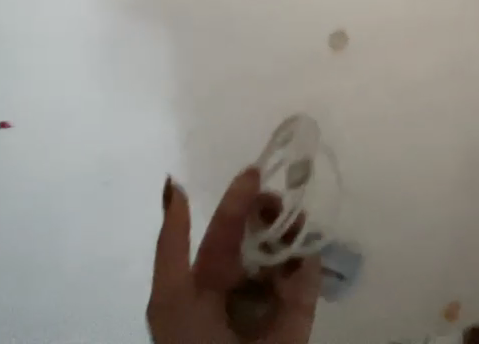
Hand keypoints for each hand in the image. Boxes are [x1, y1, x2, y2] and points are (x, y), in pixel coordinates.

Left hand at [148, 169, 321, 343]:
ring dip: (290, 224)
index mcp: (210, 276)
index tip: (252, 172)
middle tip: (276, 196)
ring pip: (289, 243)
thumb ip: (172, 241)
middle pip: (262, 230)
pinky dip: (308, 252)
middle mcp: (244, 278)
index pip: (225, 229)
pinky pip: (309, 269)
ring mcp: (276, 291)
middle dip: (268, 207)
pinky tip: (301, 245)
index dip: (236, 200)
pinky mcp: (303, 306)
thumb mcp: (169, 297)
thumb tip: (174, 184)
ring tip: (291, 220)